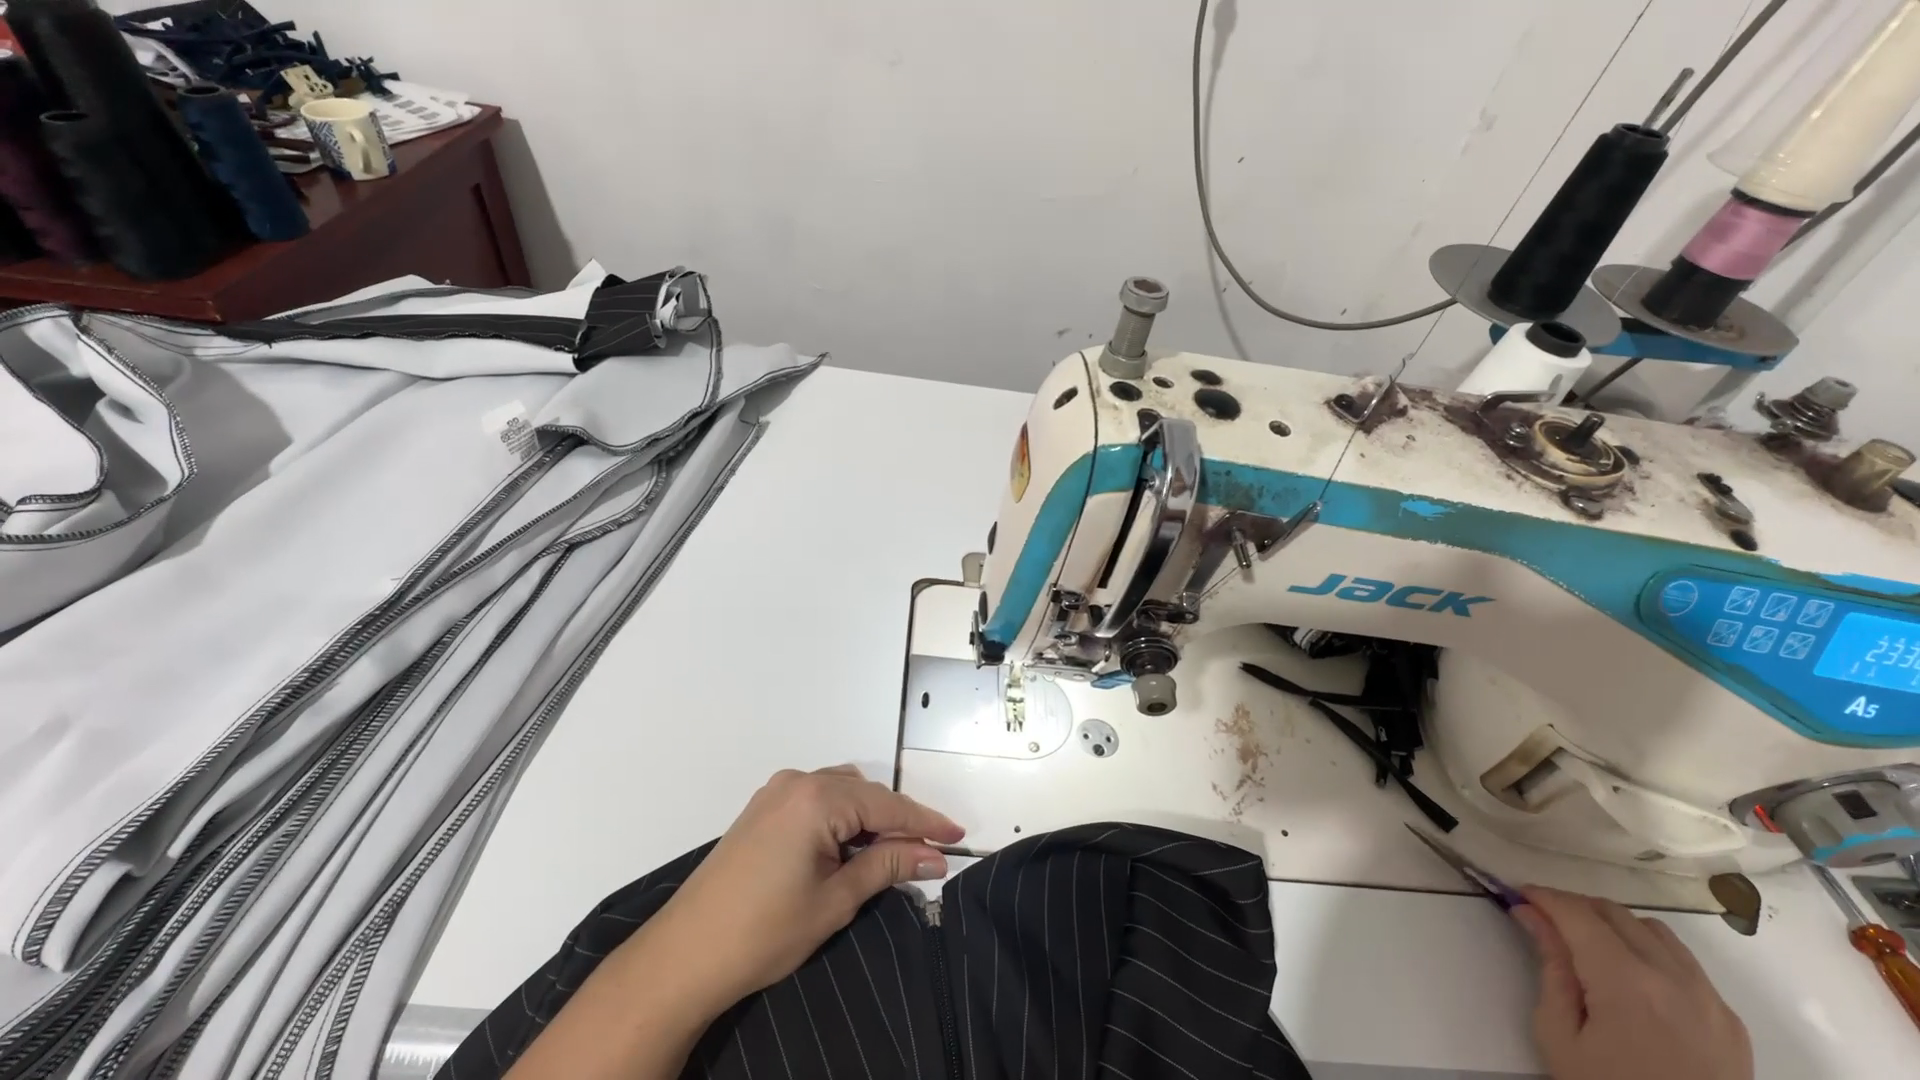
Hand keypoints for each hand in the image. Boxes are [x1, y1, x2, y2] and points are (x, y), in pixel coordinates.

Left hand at [505, 767, 962, 1079]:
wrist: (684, 956)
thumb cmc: (764, 931)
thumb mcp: (836, 900)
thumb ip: (887, 867)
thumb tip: (932, 855)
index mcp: (816, 798)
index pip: (887, 806)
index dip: (926, 823)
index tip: (958, 836)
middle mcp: (795, 783)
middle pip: (865, 794)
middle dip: (898, 823)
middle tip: (931, 853)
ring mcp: (773, 795)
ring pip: (841, 795)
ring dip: (869, 820)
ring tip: (894, 855)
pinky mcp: (760, 811)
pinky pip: (815, 801)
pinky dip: (841, 819)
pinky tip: (852, 848)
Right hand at [1513, 887, 1752, 1079]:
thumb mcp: (1561, 1038)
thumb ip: (1551, 970)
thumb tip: (1533, 918)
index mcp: (1626, 982)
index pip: (1577, 914)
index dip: (1543, 897)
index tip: (1518, 895)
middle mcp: (1674, 978)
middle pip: (1615, 913)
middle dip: (1574, 907)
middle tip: (1543, 920)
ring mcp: (1710, 999)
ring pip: (1655, 931)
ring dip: (1615, 926)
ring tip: (1588, 948)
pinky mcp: (1730, 1021)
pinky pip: (1686, 965)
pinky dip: (1651, 953)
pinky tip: (1632, 980)